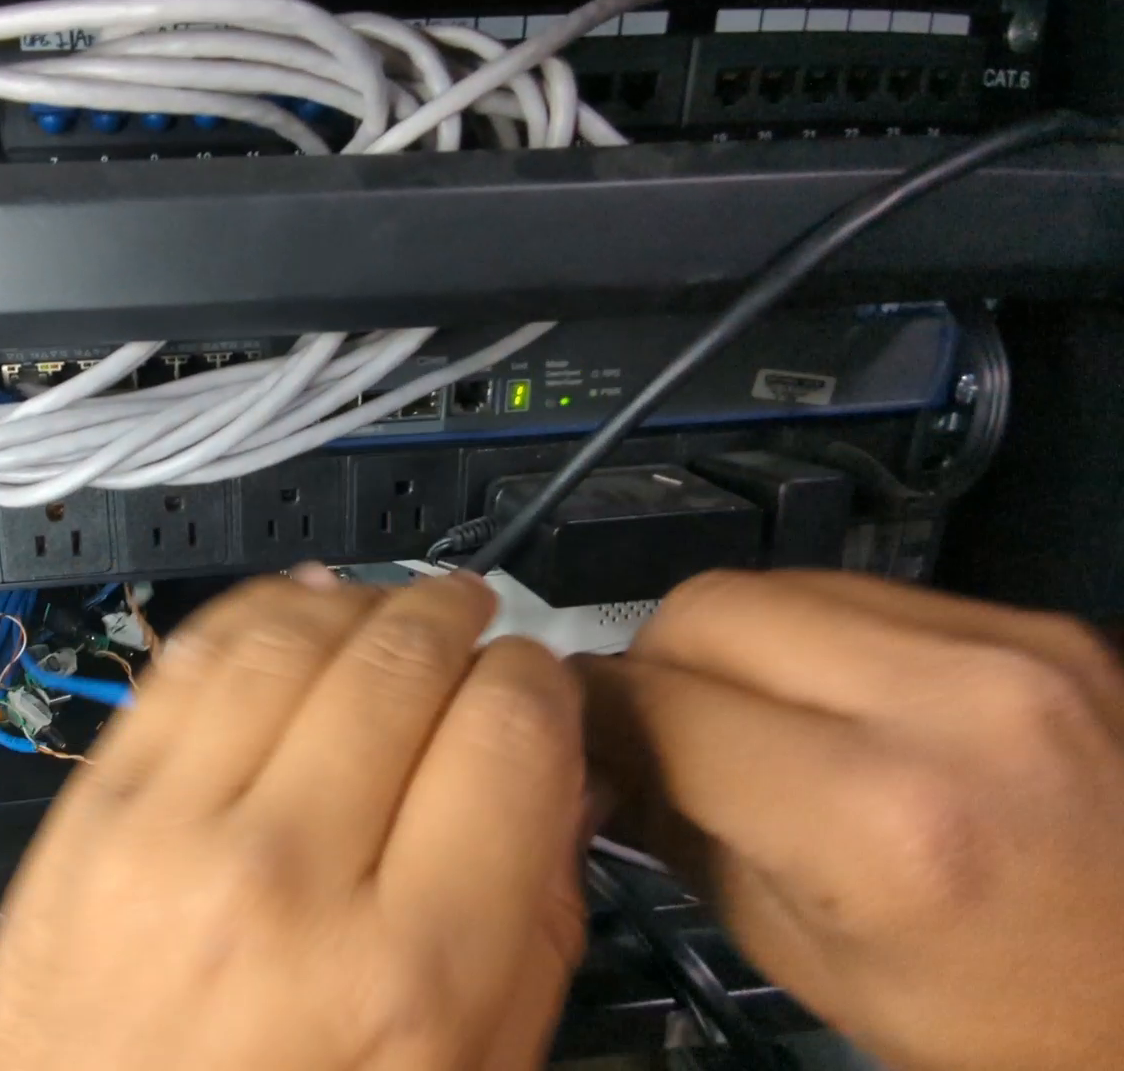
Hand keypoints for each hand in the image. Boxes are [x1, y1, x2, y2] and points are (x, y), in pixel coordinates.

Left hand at [0, 568, 587, 1070]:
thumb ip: (533, 920)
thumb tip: (552, 762)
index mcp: (406, 968)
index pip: (505, 739)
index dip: (536, 682)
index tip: (532, 677)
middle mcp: (285, 870)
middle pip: (396, 666)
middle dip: (450, 618)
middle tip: (469, 615)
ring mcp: (171, 819)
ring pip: (290, 637)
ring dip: (358, 599)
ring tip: (388, 604)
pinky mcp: (98, 794)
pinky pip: (191, 655)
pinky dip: (261, 608)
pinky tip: (300, 607)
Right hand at [578, 570, 1123, 1070]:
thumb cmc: (986, 1016)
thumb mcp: (792, 947)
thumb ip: (666, 824)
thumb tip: (579, 747)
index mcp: (876, 817)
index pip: (650, 701)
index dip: (584, 710)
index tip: (566, 729)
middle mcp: (947, 703)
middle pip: (701, 609)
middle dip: (651, 661)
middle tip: (661, 723)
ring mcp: (1007, 648)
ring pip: (767, 585)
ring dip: (724, 644)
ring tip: (747, 710)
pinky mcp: (1038, 624)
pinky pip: (849, 594)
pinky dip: (803, 638)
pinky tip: (831, 700)